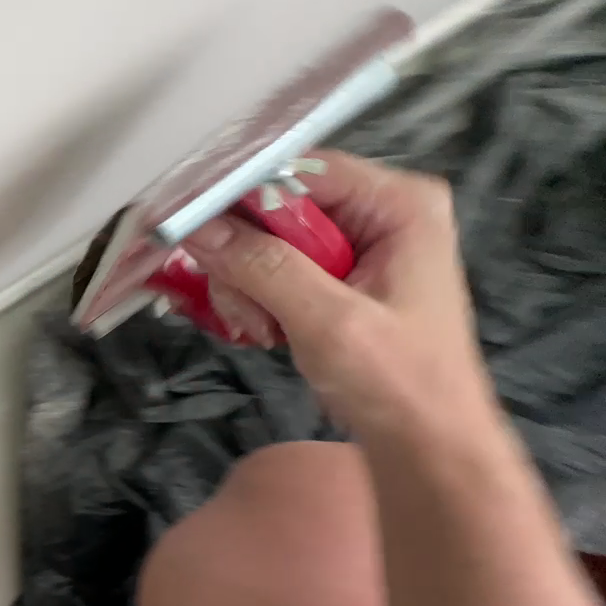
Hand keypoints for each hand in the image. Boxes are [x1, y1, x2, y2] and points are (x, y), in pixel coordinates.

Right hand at [179, 150, 497, 439]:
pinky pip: (256, 270)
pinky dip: (246, 302)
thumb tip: (197, 229)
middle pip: (265, 210)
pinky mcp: (320, 274)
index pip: (296, 171)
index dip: (236, 197)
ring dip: (240, 291)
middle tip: (248, 309)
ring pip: (251, 244)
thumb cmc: (394, 377)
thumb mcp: (328, 320)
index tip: (188, 232)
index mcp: (395, 204)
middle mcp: (369, 212)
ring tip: (262, 331)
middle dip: (240, 261)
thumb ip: (264, 268)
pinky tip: (264, 331)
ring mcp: (344, 244)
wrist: (418, 434)